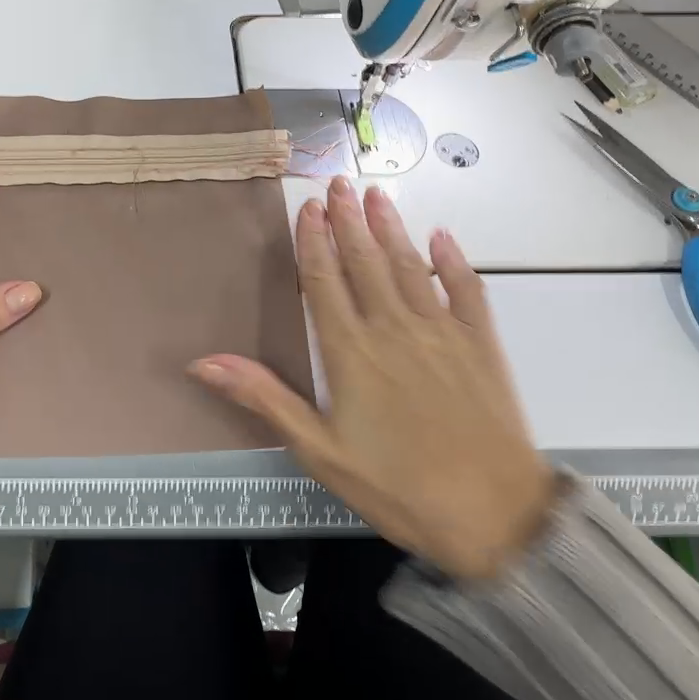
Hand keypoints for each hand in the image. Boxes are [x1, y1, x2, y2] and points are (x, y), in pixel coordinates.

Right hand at [189, 178, 554, 579]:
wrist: (495, 516)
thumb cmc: (398, 488)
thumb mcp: (320, 451)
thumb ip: (265, 398)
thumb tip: (203, 361)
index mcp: (351, 353)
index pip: (324, 282)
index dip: (313, 241)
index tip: (306, 207)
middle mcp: (394, 329)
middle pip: (365, 262)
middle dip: (349, 221)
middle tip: (338, 183)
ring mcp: (442, 333)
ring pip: (409, 266)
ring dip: (391, 228)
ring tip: (377, 194)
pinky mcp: (482, 345)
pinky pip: (466, 290)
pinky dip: (454, 261)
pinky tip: (443, 237)